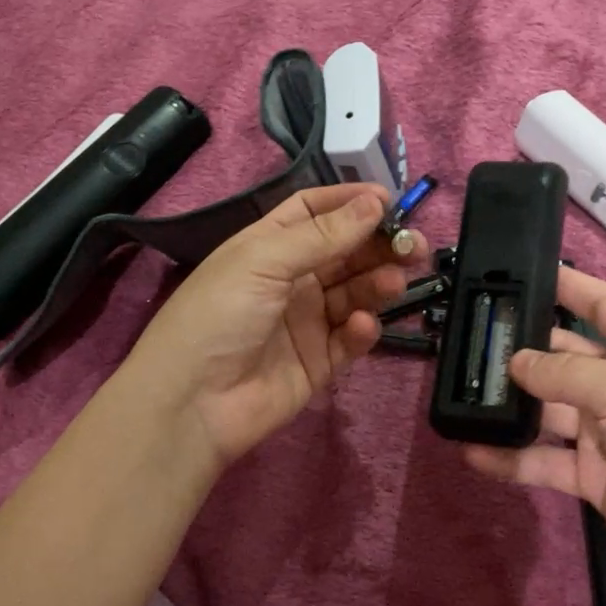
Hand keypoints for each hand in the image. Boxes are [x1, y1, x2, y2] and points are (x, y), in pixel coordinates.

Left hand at [115, 183, 425, 471]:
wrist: (191, 403)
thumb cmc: (219, 315)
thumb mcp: (264, 260)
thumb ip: (324, 234)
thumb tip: (375, 202)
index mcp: (268, 247)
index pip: (314, 212)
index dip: (350, 203)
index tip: (389, 201)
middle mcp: (290, 279)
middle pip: (345, 252)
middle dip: (379, 245)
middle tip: (415, 246)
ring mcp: (306, 322)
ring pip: (355, 293)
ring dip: (377, 283)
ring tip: (394, 282)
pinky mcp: (320, 362)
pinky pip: (351, 338)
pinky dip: (362, 329)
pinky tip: (361, 325)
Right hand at [462, 268, 605, 605]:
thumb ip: (565, 371)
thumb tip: (517, 362)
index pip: (604, 305)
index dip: (572, 286)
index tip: (526, 271)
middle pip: (569, 357)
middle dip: (526, 349)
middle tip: (472, 341)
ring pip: (551, 411)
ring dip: (513, 406)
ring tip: (463, 393)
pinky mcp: (594, 479)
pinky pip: (546, 460)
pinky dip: (513, 458)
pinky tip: (474, 451)